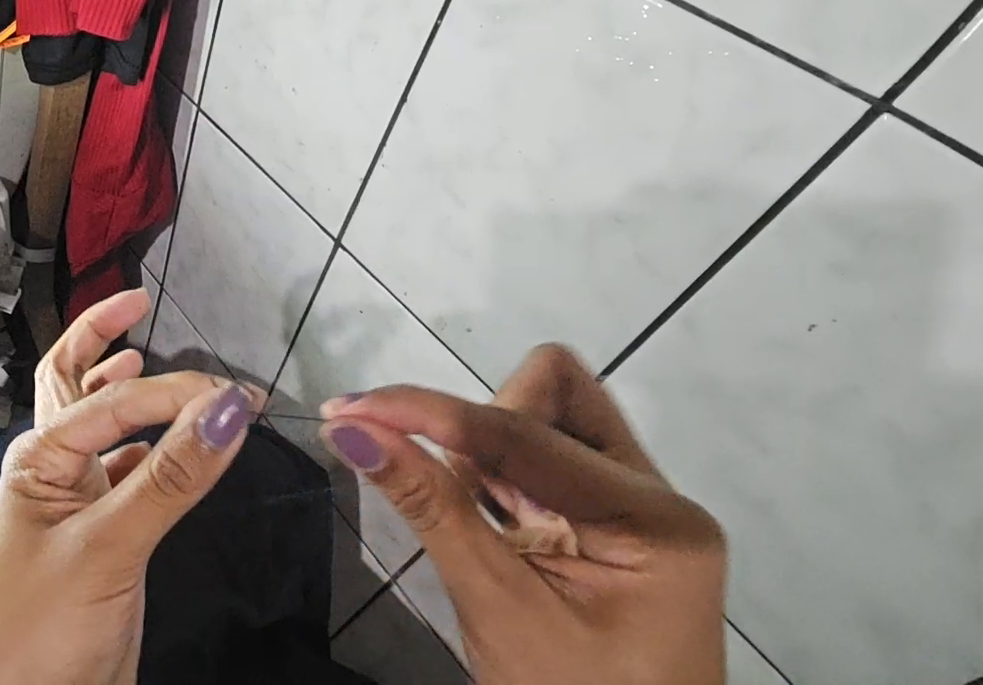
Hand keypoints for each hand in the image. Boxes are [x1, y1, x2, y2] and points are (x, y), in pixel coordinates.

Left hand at [0, 290, 259, 684]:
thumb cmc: (42, 629)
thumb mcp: (107, 546)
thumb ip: (170, 478)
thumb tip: (228, 410)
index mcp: (39, 455)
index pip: (114, 400)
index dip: (175, 391)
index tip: (236, 396)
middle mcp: (53, 466)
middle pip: (72, 382)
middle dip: (98, 336)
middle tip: (135, 301)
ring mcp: (75, 500)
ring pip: (100, 425)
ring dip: (119, 388)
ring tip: (143, 354)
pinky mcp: (101, 534)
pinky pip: (124, 472)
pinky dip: (146, 449)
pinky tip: (167, 441)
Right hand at [321, 344, 726, 684]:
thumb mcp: (495, 607)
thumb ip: (428, 505)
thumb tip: (349, 430)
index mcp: (654, 520)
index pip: (518, 433)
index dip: (424, 412)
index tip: (345, 409)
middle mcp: (653, 492)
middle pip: (555, 392)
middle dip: (482, 418)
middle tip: (458, 487)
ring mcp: (631, 500)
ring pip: (543, 412)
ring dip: (484, 447)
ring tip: (481, 524)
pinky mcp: (602, 512)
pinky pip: (536, 449)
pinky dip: (492, 468)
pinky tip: (490, 522)